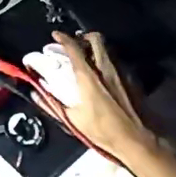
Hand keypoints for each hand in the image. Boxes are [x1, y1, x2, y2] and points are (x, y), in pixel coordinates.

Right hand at [44, 31, 161, 164]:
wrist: (140, 141)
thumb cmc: (104, 131)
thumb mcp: (73, 120)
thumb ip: (51, 104)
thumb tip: (35, 93)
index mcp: (89, 77)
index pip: (74, 48)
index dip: (63, 38)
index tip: (56, 35)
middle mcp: (106, 69)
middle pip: (96, 39)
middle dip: (83, 37)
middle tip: (75, 43)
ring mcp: (122, 73)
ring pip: (107, 49)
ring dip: (95, 48)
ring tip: (87, 56)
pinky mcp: (133, 80)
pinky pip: (117, 61)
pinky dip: (106, 60)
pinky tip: (103, 74)